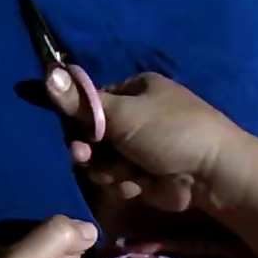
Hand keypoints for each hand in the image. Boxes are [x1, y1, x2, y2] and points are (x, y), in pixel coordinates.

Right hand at [49, 70, 254, 211]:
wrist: (210, 173)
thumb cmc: (168, 132)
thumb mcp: (122, 114)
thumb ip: (81, 103)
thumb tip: (46, 71)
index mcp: (135, 91)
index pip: (92, 102)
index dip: (79, 120)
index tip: (73, 132)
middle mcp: (137, 117)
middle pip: (94, 135)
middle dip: (91, 150)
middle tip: (86, 158)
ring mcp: (141, 149)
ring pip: (103, 162)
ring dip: (109, 170)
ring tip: (124, 173)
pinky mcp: (145, 176)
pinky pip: (119, 180)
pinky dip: (126, 184)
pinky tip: (139, 185)